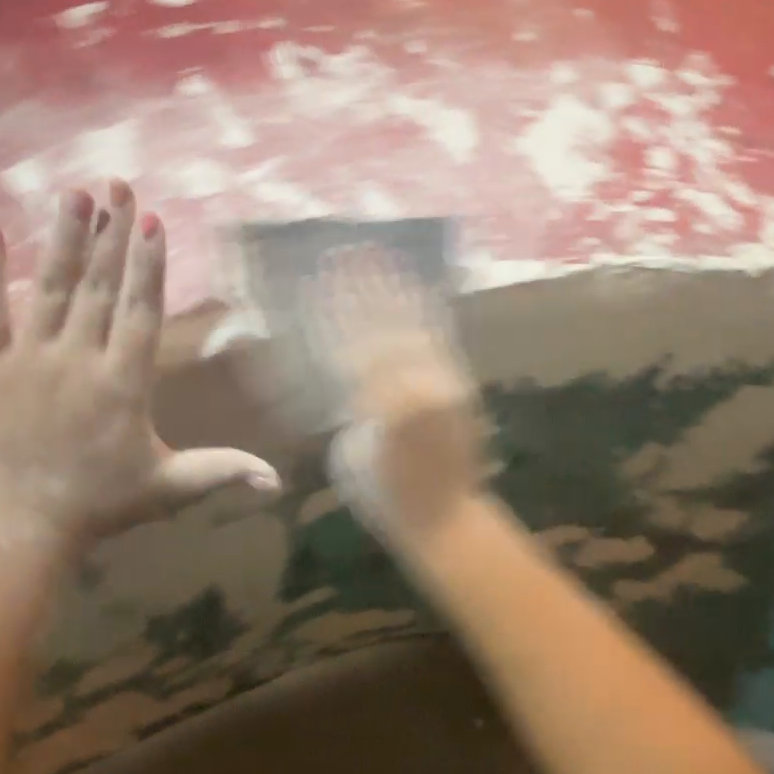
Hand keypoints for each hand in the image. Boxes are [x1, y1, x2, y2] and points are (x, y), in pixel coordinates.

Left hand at [0, 183, 280, 547]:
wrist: (17, 525)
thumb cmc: (99, 507)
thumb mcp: (168, 489)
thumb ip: (221, 472)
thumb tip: (277, 480)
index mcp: (123, 385)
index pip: (141, 312)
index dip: (148, 265)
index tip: (153, 220)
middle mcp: (78, 360)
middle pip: (99, 287)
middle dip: (113, 234)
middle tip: (119, 185)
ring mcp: (28, 360)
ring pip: (49, 288)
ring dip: (64, 239)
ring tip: (74, 194)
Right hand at [311, 249, 485, 546]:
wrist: (445, 515)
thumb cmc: (386, 496)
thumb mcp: (351, 457)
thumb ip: (349, 412)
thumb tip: (341, 373)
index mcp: (385, 407)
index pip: (353, 352)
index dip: (333, 320)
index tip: (313, 290)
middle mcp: (419, 387)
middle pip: (383, 330)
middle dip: (360, 293)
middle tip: (338, 259)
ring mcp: (445, 382)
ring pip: (414, 327)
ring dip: (393, 291)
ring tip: (375, 257)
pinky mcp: (460, 384)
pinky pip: (440, 340)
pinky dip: (424, 311)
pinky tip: (414, 287)